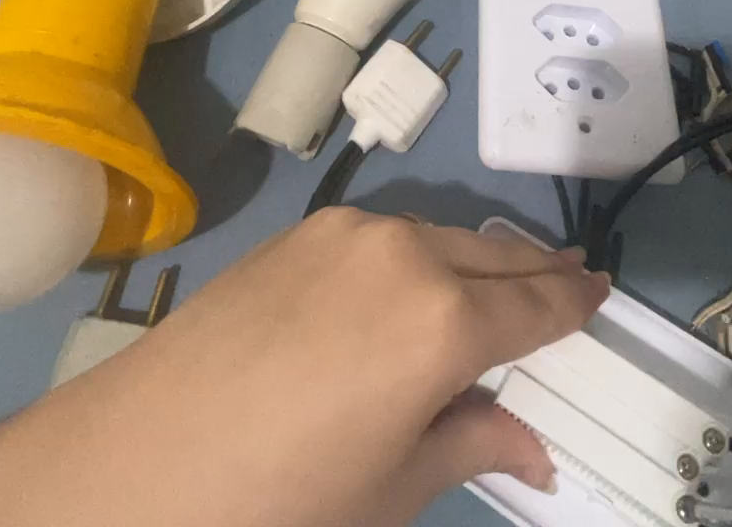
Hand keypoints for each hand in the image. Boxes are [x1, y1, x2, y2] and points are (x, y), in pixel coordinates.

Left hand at [0, 207, 609, 526]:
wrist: (130, 462)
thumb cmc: (278, 501)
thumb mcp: (391, 488)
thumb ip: (470, 441)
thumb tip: (534, 445)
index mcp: (443, 321)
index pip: (534, 308)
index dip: (574, 302)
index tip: (601, 289)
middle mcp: (405, 254)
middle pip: (494, 258)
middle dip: (537, 272)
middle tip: (569, 277)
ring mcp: (348, 233)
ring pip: (440, 238)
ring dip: (477, 260)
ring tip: (500, 281)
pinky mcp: (303, 231)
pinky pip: (387, 236)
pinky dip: (420, 255)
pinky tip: (416, 281)